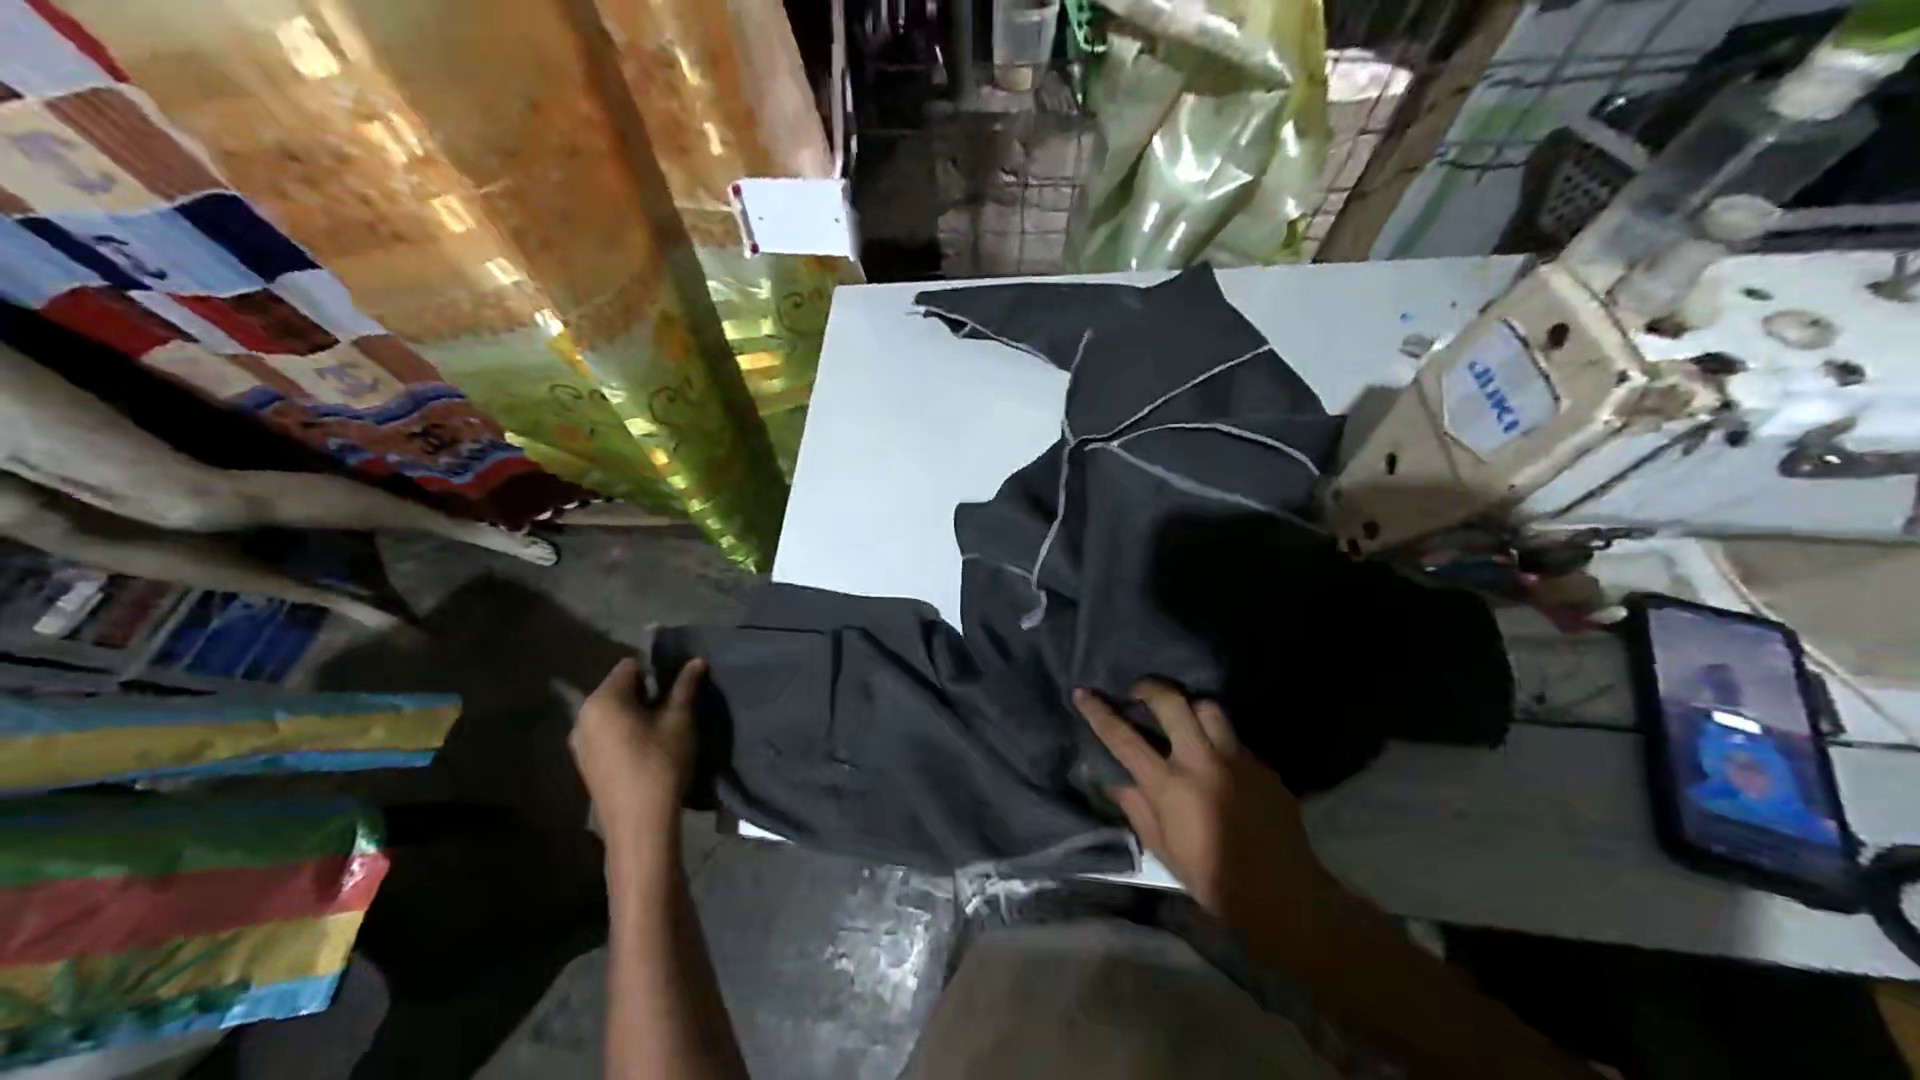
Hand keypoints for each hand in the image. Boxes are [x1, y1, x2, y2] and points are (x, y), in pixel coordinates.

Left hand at [571, 657, 705, 840]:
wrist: (640, 823)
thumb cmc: (660, 763)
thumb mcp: (679, 720)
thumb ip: (685, 686)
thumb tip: (697, 660)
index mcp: (602, 700)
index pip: (630, 666)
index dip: (656, 672)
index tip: (674, 691)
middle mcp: (582, 716)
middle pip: (618, 689)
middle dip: (645, 694)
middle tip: (671, 712)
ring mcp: (579, 742)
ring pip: (612, 713)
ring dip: (635, 714)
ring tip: (660, 732)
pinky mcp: (584, 763)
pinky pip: (605, 734)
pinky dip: (624, 733)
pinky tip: (644, 752)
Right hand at [1074, 681, 1325, 919]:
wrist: (1280, 894)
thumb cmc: (1210, 877)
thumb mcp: (1161, 847)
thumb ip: (1135, 805)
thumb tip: (1113, 776)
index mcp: (1171, 785)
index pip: (1124, 738)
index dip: (1099, 712)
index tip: (1083, 693)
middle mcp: (1202, 762)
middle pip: (1172, 702)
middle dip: (1149, 688)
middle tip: (1138, 693)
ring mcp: (1237, 759)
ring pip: (1208, 708)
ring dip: (1189, 706)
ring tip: (1181, 717)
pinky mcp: (1262, 766)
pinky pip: (1233, 736)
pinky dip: (1217, 737)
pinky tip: (1214, 756)